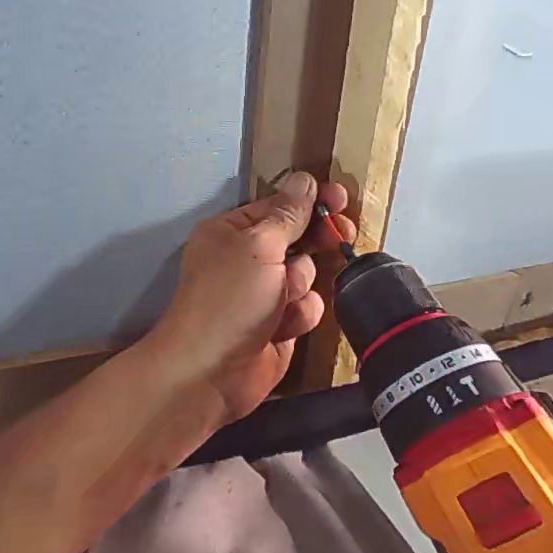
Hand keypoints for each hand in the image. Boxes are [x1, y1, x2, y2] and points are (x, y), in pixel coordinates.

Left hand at [139, 171, 354, 420]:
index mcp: (232, 232)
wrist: (210, 372)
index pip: (278, 206)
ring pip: (307, 275)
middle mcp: (248, 259)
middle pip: (298, 238)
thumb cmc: (227, 298)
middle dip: (317, 239)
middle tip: (341, 233)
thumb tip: (303, 180)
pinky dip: (299, 316)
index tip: (340, 197)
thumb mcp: (258, 245)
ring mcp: (264, 293)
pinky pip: (307, 308)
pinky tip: (283, 327)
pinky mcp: (279, 325)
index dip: (310, 200)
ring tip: (282, 300)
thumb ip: (287, 214)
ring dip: (301, 284)